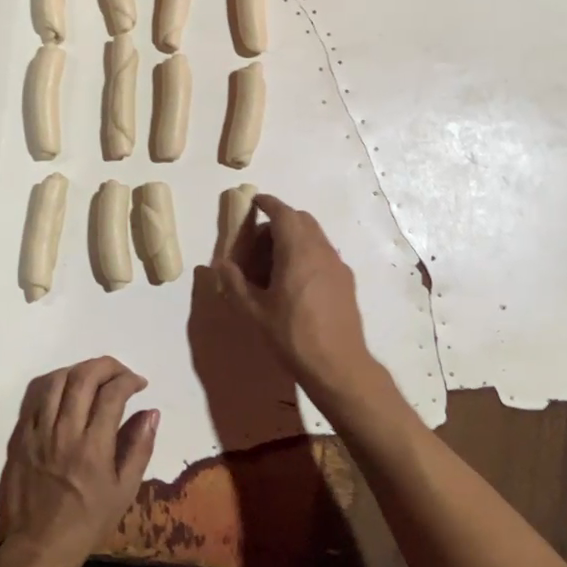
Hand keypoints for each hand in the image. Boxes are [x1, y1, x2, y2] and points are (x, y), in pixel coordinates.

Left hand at [0, 356, 158, 566]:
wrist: (38, 546)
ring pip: (55, 380)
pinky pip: (34, 397)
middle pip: (83, 377)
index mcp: (93, 448)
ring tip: (93, 377)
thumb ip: (139, 447)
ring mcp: (37, 432)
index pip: (112, 394)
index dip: (129, 380)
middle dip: (106, 366)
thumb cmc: (87, 522)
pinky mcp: (20, 436)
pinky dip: (53, 384)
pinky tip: (65, 390)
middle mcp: (64, 432)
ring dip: (79, 370)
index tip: (139, 384)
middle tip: (120, 373)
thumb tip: (151, 412)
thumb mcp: (124, 491)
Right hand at [211, 194, 376, 398]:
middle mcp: (321, 250)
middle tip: (257, 240)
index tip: (254, 202)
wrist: (338, 365)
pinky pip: (324, 253)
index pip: (283, 213)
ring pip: (315, 236)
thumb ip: (236, 283)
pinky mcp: (346, 280)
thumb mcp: (254, 311)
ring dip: (294, 237)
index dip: (268, 203)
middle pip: (302, 220)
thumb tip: (221, 264)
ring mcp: (337, 265)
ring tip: (274, 262)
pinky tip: (294, 280)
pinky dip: (307, 252)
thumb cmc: (292, 336)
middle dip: (279, 221)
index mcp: (297, 251)